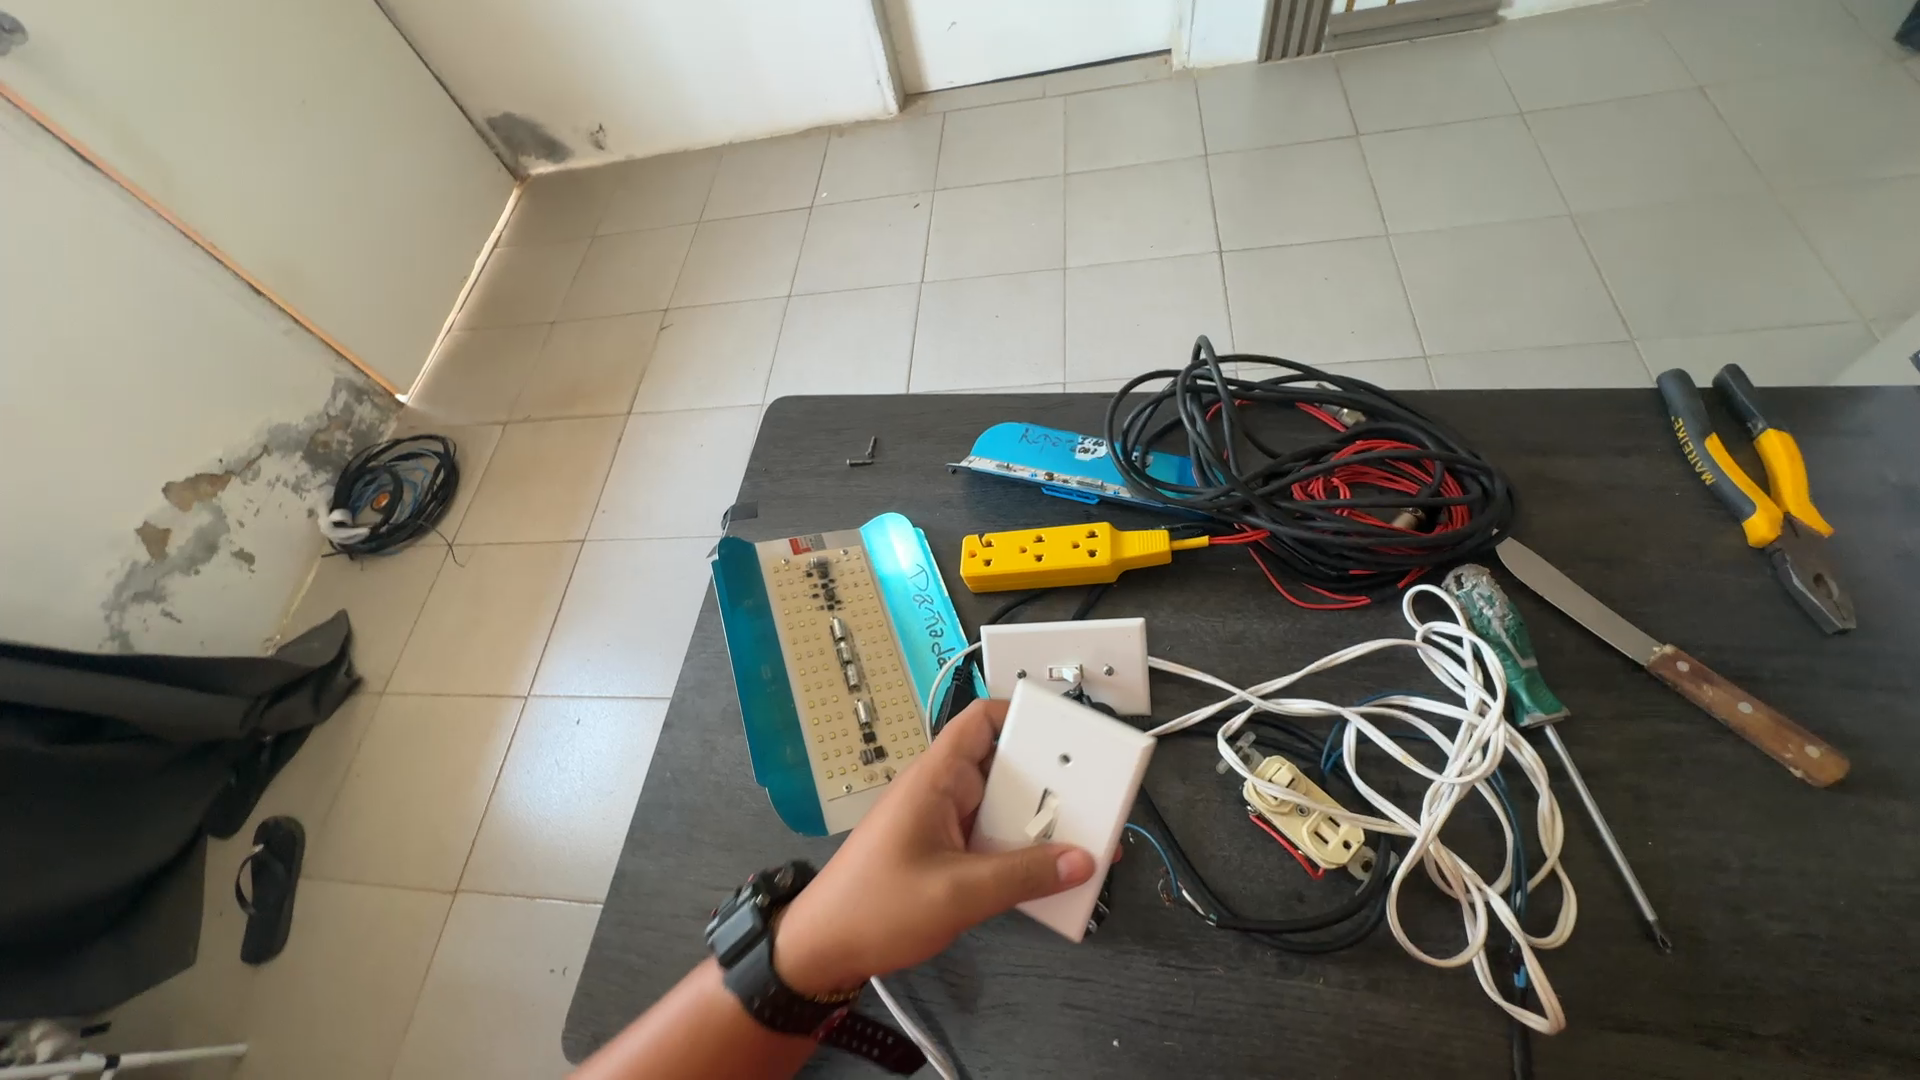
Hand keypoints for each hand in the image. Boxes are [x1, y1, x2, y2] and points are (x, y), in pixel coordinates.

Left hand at [772, 699, 1095, 995]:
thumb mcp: (957, 893)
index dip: (1024, 715)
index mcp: (938, 777)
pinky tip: (1054, 870)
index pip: (981, 721)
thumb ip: (1023, 876)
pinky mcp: (945, 852)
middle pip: (1004, 766)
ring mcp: (944, 822)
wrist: (822, 950)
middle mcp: (944, 791)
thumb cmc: (879, 907)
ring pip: (1003, 806)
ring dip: (1040, 820)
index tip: (1071, 735)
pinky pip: (993, 837)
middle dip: (1050, 778)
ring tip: (1090, 836)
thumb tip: (1085, 860)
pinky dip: (1022, 849)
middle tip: (1099, 795)